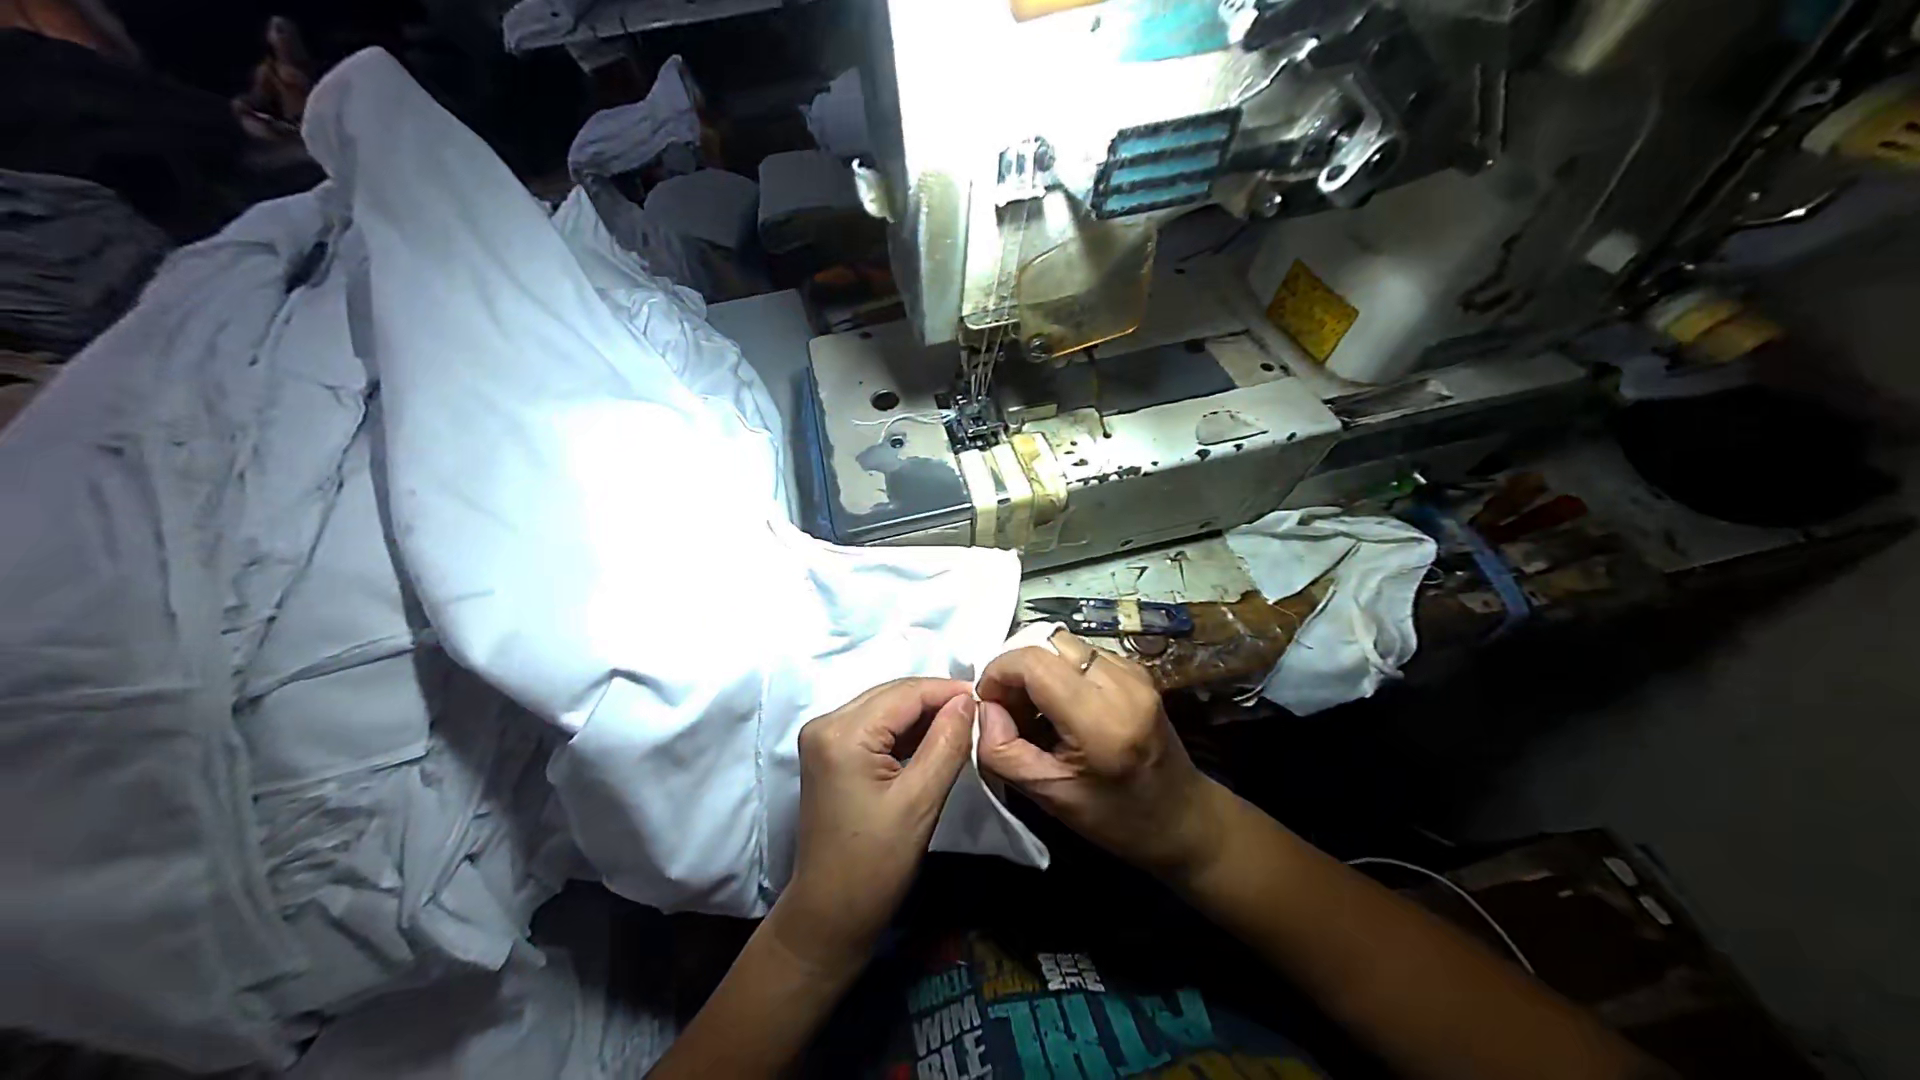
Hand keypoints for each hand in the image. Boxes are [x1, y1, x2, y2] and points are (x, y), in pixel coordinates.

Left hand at [773, 678, 975, 972]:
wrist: (830, 914)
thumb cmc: (875, 864)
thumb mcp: (921, 801)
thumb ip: (947, 743)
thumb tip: (968, 700)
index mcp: (842, 733)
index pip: (905, 693)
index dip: (948, 691)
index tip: (988, 698)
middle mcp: (826, 723)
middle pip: (892, 695)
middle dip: (936, 700)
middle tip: (980, 711)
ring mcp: (824, 737)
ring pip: (885, 707)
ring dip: (923, 714)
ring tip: (964, 723)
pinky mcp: (830, 752)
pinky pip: (875, 726)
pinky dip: (906, 730)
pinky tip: (935, 737)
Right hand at [976, 631, 1222, 878]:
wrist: (1181, 817)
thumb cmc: (1116, 818)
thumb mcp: (1048, 795)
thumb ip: (1003, 751)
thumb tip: (984, 708)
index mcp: (1101, 720)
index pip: (1034, 662)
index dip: (999, 673)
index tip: (988, 704)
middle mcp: (1122, 684)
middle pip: (1048, 643)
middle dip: (1016, 669)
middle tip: (1009, 708)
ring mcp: (1133, 672)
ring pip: (1064, 644)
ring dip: (1037, 668)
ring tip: (1033, 709)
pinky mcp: (1136, 669)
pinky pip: (1082, 653)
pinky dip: (1059, 671)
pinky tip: (1059, 706)